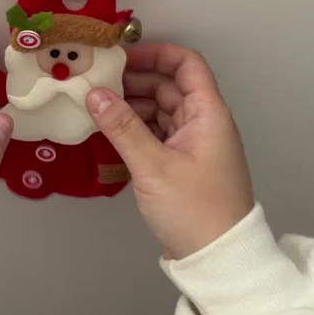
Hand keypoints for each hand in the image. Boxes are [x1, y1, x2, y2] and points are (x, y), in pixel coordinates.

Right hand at [87, 44, 254, 259]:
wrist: (219, 260)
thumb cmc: (195, 211)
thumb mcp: (153, 166)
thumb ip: (122, 127)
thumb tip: (95, 94)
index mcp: (208, 114)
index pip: (186, 64)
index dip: (156, 54)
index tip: (122, 57)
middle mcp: (203, 123)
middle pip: (169, 86)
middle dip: (134, 81)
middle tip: (98, 82)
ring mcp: (193, 144)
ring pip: (160, 109)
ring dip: (131, 105)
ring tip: (97, 106)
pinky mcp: (182, 163)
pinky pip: (157, 132)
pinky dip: (135, 128)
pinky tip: (110, 131)